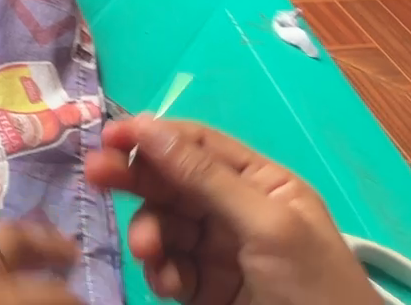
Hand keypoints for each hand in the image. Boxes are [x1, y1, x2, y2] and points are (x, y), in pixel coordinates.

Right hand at [83, 116, 378, 304]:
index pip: (195, 144)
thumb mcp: (266, 227)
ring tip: (147, 252)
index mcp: (260, 183)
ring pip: (164, 223)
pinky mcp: (206, 290)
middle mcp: (236, 210)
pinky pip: (169, 266)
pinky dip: (160, 271)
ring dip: (149, 233)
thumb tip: (144, 123)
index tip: (109, 137)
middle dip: (135, 178)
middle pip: (171, 180)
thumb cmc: (315, 291)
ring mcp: (219, 251)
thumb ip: (203, 176)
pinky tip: (165, 283)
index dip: (151, 135)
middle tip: (95, 176)